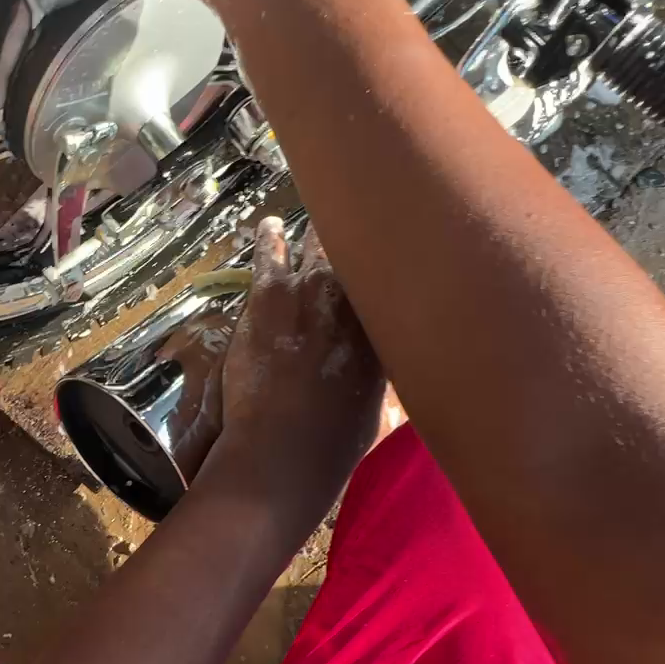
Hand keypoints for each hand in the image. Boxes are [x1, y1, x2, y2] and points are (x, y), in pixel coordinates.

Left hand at [196, 217, 383, 513]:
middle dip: (359, 237)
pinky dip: (269, 237)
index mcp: (389, 324)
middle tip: (356, 223)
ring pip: (317, 241)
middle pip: (360, 250)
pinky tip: (268, 226)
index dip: (391, 263)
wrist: (284, 445)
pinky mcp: (268, 292)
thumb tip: (386, 365)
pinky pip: (269, 250)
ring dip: (315, 233)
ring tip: (313, 218)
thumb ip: (378, 374)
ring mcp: (314, 286)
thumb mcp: (376, 408)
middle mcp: (359, 295)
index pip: (395, 277)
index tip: (392, 252)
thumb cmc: (335, 439)